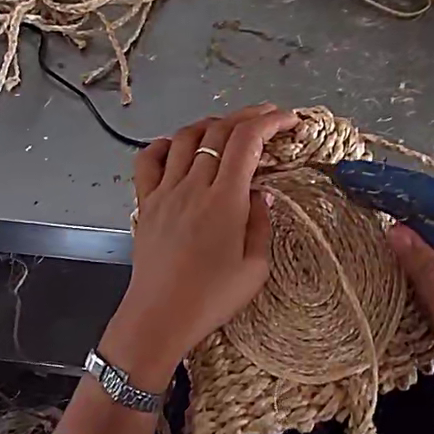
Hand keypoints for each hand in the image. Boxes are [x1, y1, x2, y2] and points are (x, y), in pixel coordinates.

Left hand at [100, 104, 298, 389]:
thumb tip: (260, 193)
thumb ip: (260, 223)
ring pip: (186, 138)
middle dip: (247, 116)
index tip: (288, 119)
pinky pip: (148, 159)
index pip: (246, 141)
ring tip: (229, 128)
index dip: (269, 121)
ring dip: (211, 124)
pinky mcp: (145, 202)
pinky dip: (166, 144)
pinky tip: (180, 147)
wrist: (160, 317)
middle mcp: (193, 186)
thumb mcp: (255, 267)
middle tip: (267, 117)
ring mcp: (164, 191)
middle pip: (219, 131)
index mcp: (224, 200)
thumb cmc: (212, 298)